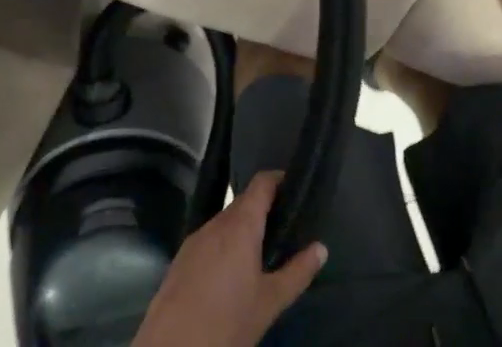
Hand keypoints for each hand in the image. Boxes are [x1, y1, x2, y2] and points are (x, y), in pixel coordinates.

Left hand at [133, 172, 329, 346]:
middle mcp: (214, 225)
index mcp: (239, 226)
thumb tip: (321, 248)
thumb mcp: (270, 301)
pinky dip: (226, 244)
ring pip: (225, 222)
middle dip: (265, 209)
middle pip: (243, 203)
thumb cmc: (227, 321)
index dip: (280, 180)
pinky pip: (210, 239)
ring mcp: (194, 241)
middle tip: (288, 226)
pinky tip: (234, 271)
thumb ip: (298, 272)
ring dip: (244, 228)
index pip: (261, 184)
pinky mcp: (180, 259)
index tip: (297, 187)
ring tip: (264, 251)